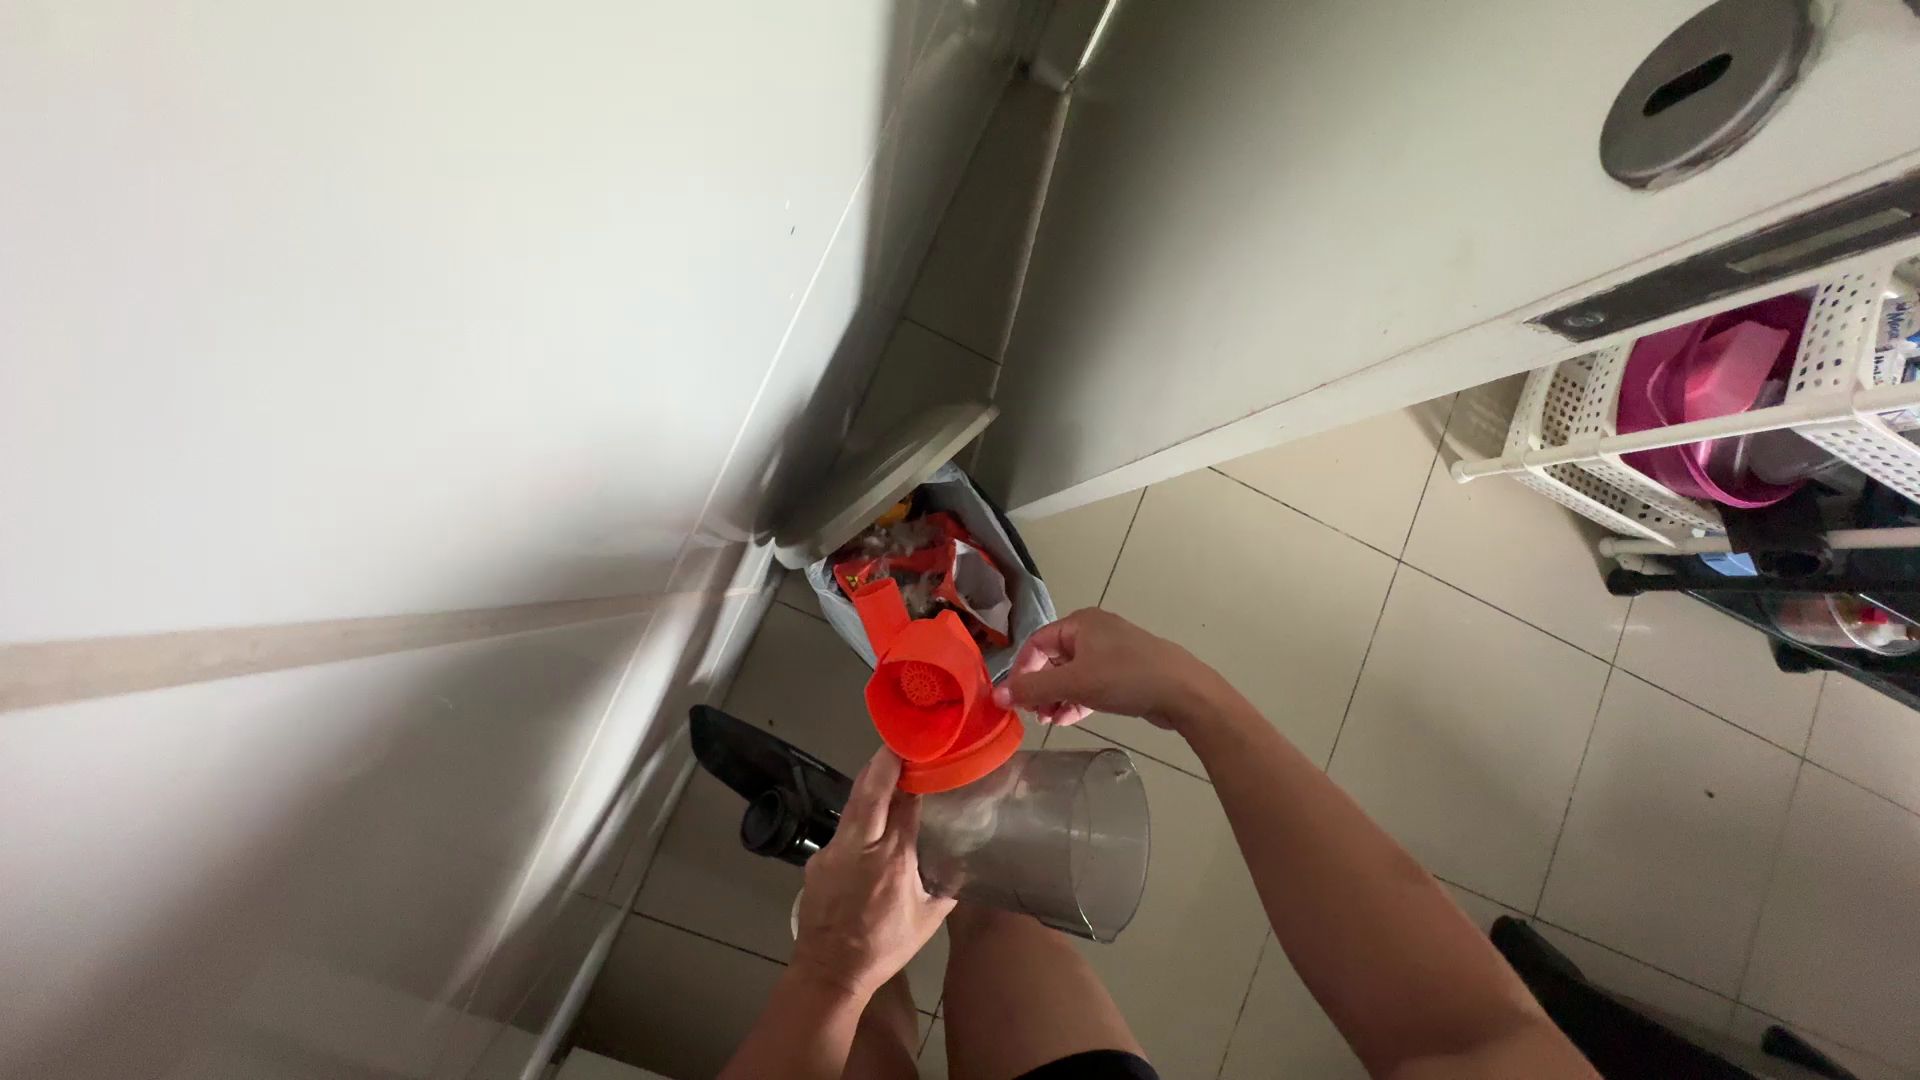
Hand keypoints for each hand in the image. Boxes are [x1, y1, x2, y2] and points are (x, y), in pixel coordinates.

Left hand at [792, 748, 955, 1001]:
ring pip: (853, 802)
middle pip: (871, 789)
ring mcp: (835, 848)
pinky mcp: (819, 857)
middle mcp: (862, 844)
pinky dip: (858, 814)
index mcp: (894, 857)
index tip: (925, 755)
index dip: (915, 776)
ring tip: (886, 766)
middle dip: (884, 760)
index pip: (907, 803)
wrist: (829, 971)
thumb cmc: (885, 945)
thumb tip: (969, 858)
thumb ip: (950, 884)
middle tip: (899, 741)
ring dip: (870, 781)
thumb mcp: (929, 919)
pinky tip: (869, 819)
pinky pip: (843, 827)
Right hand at [991, 608, 1221, 730]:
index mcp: (1080, 623)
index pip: (1036, 643)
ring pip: (1072, 675)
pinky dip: (1077, 700)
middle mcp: (1094, 632)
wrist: (1183, 691)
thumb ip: (1033, 688)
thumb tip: (996, 694)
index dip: (1022, 671)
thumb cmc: (1125, 677)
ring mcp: (1111, 652)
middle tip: (1033, 714)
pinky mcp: (1125, 673)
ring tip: (1050, 721)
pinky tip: (1069, 719)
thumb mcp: (1074, 683)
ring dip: (1057, 697)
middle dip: (1040, 687)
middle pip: (1053, 659)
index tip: (1014, 699)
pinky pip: (1091, 684)